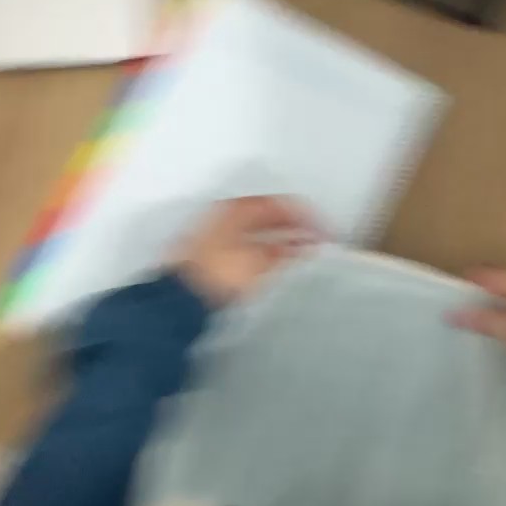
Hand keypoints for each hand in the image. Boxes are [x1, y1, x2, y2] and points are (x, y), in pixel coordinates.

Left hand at [174, 196, 321, 305]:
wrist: (179, 300)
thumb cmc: (221, 273)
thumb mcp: (260, 261)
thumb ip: (289, 251)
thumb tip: (310, 246)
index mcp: (238, 208)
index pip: (282, 204)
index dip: (308, 217)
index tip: (326, 232)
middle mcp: (227, 215)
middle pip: (271, 217)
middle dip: (296, 229)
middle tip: (318, 244)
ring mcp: (218, 235)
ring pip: (260, 233)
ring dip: (283, 242)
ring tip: (303, 258)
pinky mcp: (212, 256)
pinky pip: (249, 247)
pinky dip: (268, 253)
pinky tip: (279, 268)